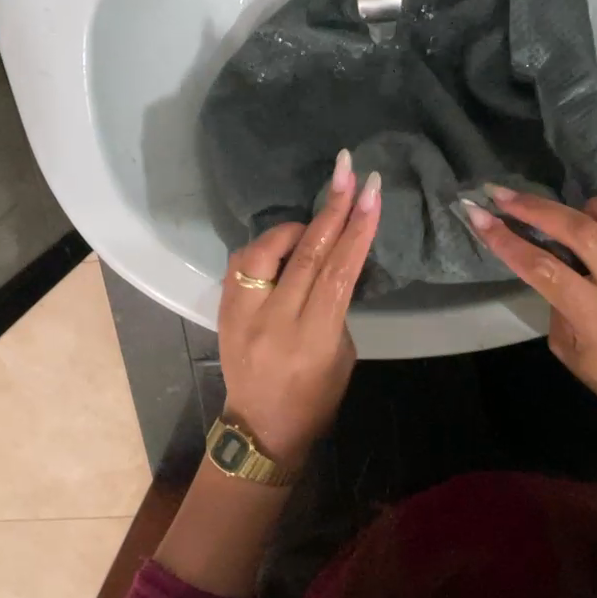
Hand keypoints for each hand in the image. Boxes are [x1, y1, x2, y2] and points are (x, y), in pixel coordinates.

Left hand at [217, 150, 381, 466]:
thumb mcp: (341, 355)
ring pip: (266, 250)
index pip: (339, 271)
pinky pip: (243, 262)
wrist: (262, 427)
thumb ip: (335, 306)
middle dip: (332, 207)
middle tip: (347, 170)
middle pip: (308, 253)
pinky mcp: (224, 309)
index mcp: (313, 338)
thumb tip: (332, 264)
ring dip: (295, 227)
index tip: (372, 192)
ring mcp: (243, 314)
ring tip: (315, 220)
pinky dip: (267, 247)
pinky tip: (283, 244)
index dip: (357, 229)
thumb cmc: (315, 398)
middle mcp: (275, 321)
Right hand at [463, 187, 596, 426]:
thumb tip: (548, 263)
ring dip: (589, 207)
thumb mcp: (566, 349)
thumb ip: (555, 303)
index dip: (507, 241)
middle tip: (503, 195)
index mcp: (595, 316)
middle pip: (578, 231)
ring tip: (573, 217)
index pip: (543, 268)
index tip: (479, 218)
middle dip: (534, 208)